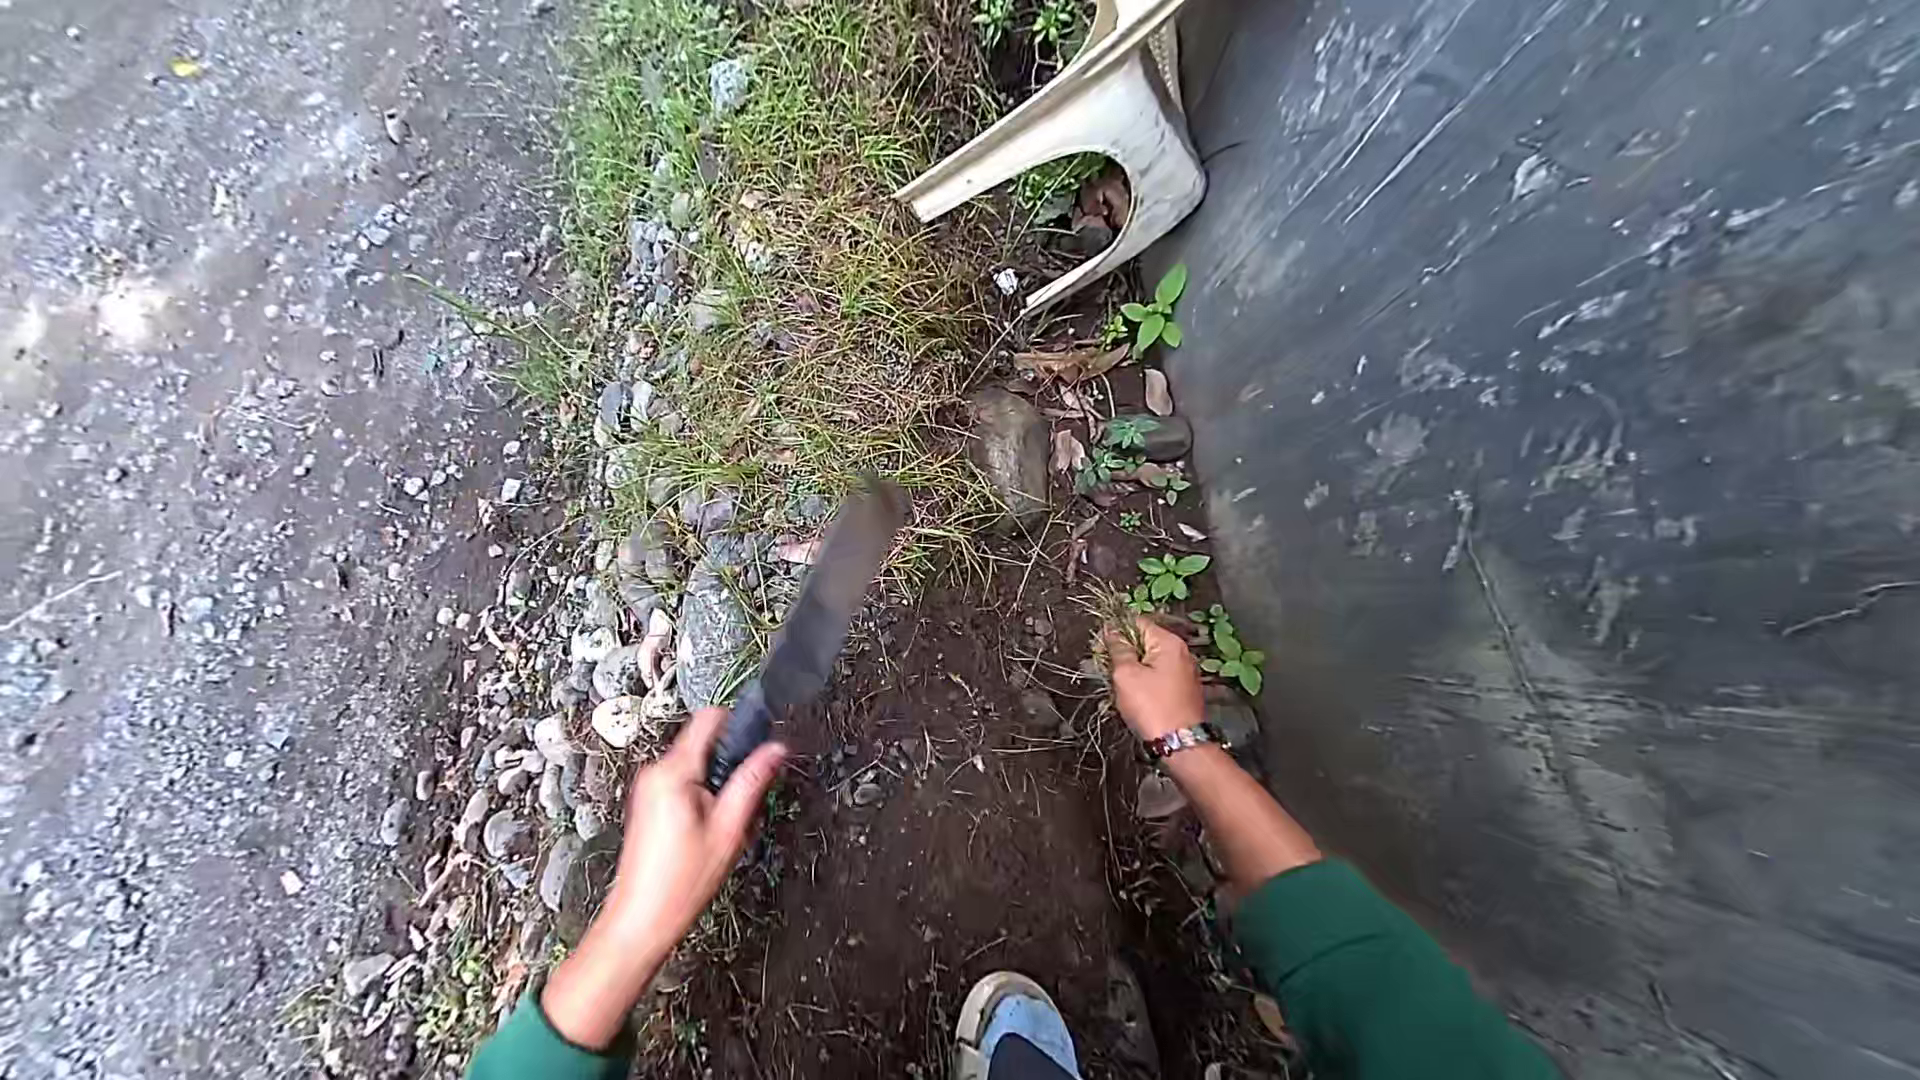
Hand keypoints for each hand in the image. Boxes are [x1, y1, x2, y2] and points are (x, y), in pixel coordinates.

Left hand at [541, 707, 785, 1049]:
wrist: (639, 924)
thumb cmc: (680, 883)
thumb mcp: (730, 827)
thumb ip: (754, 780)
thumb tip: (777, 747)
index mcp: (674, 771)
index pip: (711, 717)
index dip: (741, 723)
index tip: (760, 745)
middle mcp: (657, 772)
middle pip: (709, 741)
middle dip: (734, 763)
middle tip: (745, 800)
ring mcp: (651, 787)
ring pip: (702, 762)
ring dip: (723, 783)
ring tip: (728, 821)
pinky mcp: (652, 801)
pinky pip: (689, 780)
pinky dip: (708, 795)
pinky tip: (713, 828)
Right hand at [1105, 616, 1205, 740]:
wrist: (1180, 744)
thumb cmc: (1151, 707)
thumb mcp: (1126, 674)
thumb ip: (1118, 648)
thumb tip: (1111, 630)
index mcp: (1168, 643)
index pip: (1137, 622)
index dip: (1115, 631)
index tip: (1100, 647)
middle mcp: (1181, 652)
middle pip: (1144, 640)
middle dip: (1123, 652)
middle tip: (1107, 669)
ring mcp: (1184, 671)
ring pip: (1149, 659)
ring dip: (1132, 669)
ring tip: (1119, 686)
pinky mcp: (1183, 688)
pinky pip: (1158, 675)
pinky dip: (1144, 680)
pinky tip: (1134, 696)